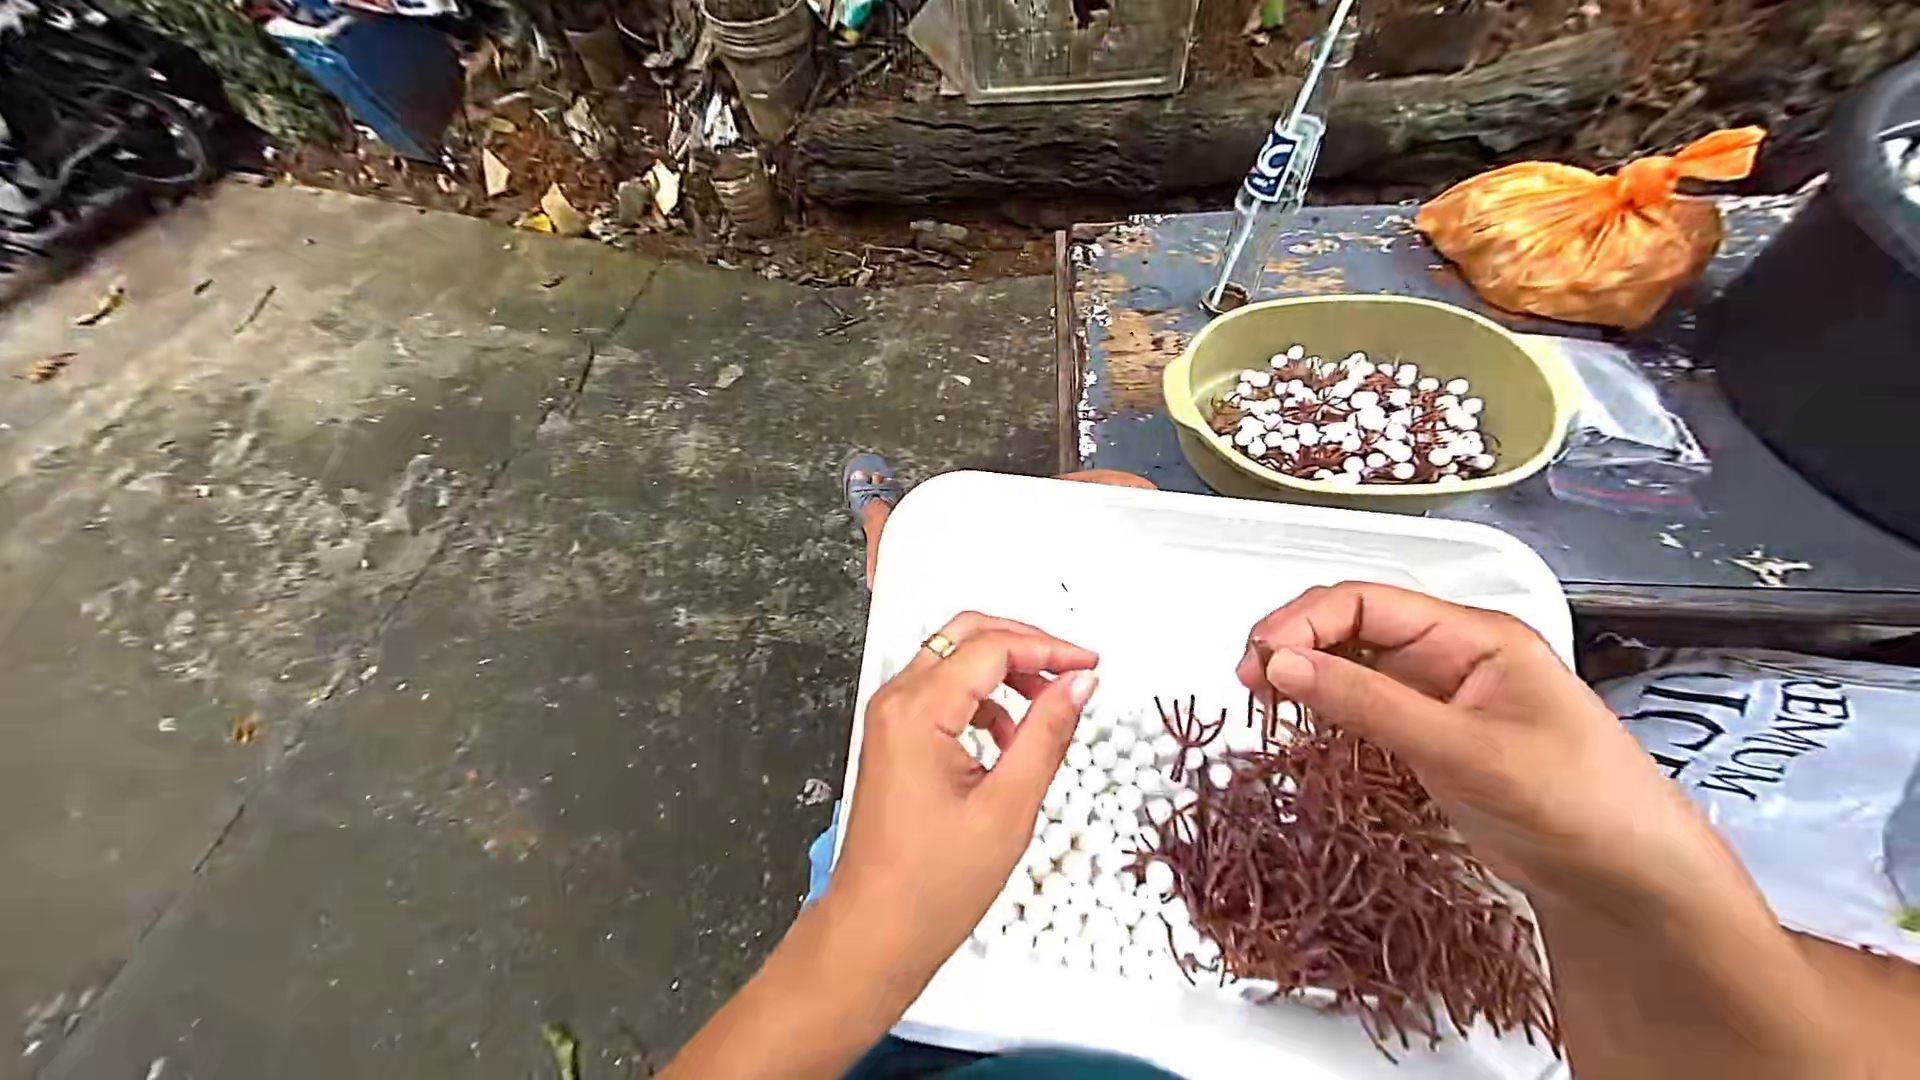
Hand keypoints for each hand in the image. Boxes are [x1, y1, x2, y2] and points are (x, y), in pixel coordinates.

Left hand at [830, 612, 1098, 982]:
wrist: (876, 930)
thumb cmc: (931, 885)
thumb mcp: (1008, 807)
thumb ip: (1047, 733)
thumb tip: (1078, 683)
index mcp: (918, 711)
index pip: (992, 647)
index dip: (1048, 648)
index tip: (1088, 663)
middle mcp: (897, 701)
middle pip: (968, 634)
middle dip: (1025, 643)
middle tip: (1070, 668)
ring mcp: (892, 714)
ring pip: (955, 656)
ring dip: (1004, 668)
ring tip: (1045, 704)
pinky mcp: (896, 732)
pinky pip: (944, 688)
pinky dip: (983, 695)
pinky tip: (1008, 733)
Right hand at [1234, 582, 1737, 913]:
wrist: (1632, 891)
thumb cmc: (1574, 807)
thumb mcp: (1466, 750)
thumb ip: (1367, 703)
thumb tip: (1277, 665)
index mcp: (1468, 634)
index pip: (1364, 602)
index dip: (1303, 621)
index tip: (1261, 658)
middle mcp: (1441, 649)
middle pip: (1345, 623)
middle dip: (1292, 641)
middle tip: (1249, 680)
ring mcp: (1427, 686)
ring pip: (1341, 657)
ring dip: (1297, 670)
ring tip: (1262, 698)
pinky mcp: (1416, 723)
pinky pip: (1350, 695)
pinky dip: (1316, 699)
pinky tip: (1294, 715)